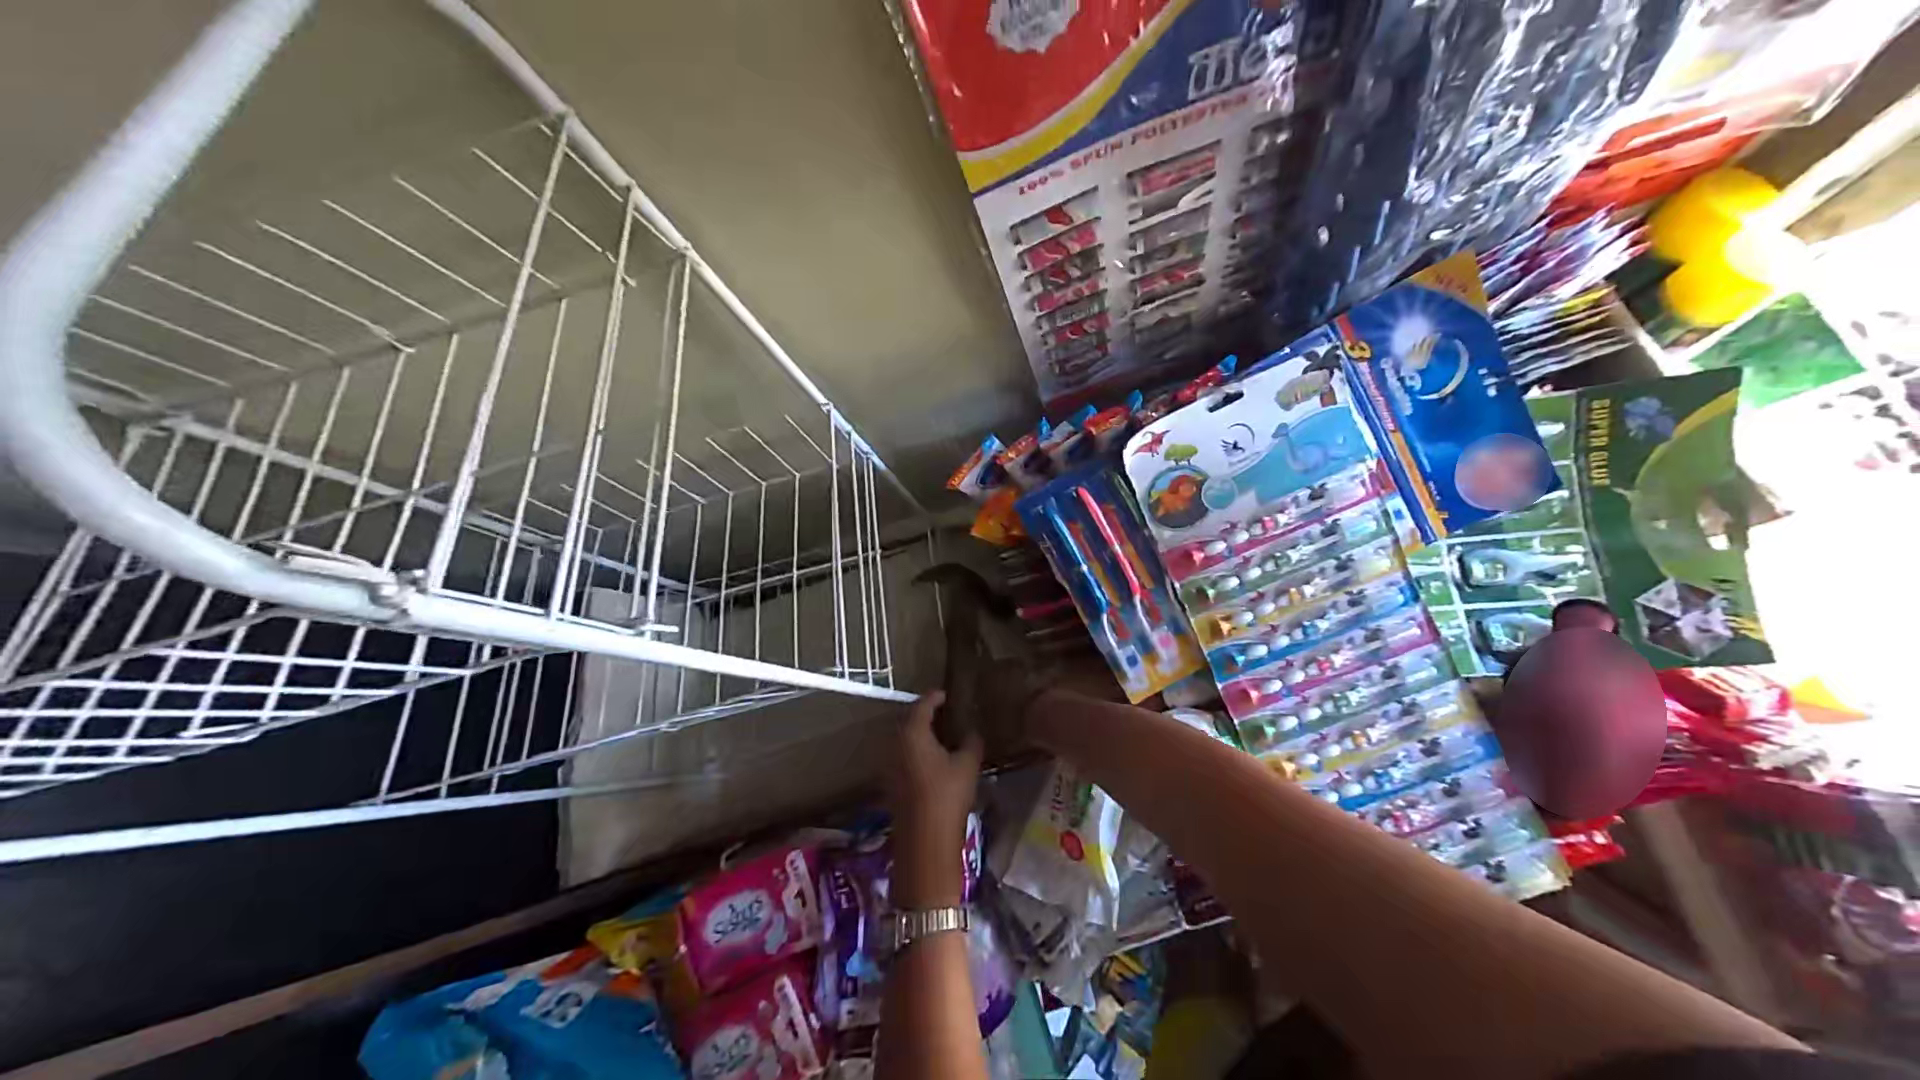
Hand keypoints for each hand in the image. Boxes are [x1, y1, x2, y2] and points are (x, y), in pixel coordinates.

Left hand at [887, 691, 981, 908]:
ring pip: (905, 740)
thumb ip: (971, 741)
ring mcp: (889, 764)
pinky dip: (917, 751)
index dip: (936, 697)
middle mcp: (895, 743)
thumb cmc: (947, 794)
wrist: (925, 840)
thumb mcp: (967, 764)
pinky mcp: (890, 782)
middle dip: (926, 715)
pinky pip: (903, 756)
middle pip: (909, 720)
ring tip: (943, 735)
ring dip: (921, 734)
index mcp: (912, 732)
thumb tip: (972, 731)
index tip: (948, 695)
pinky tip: (934, 759)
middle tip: (947, 713)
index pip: (923, 704)